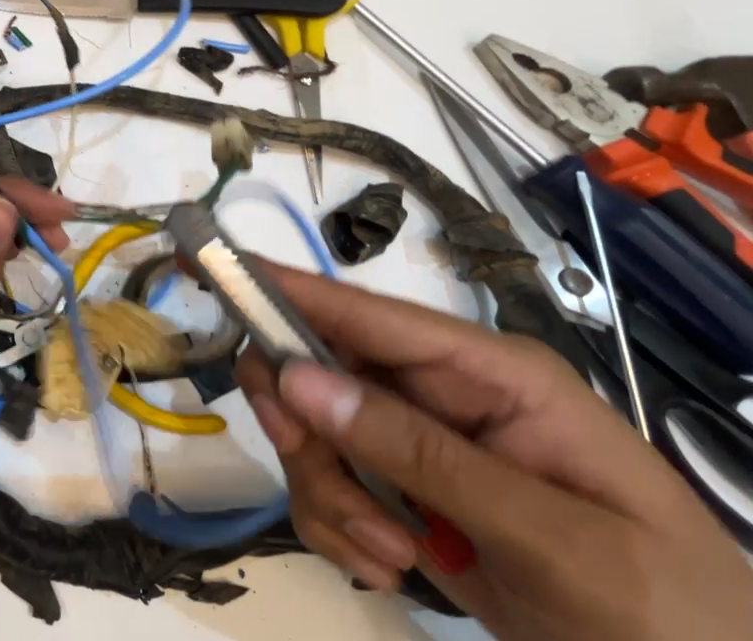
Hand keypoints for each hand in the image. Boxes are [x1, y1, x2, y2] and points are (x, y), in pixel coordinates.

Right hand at [236, 263, 752, 640]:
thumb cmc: (666, 612)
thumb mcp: (551, 536)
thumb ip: (420, 453)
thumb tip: (294, 378)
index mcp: (488, 373)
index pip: (361, 313)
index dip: (277, 285)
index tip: (202, 264)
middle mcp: (440, 392)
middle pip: (312, 374)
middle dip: (304, 430)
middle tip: (307, 461)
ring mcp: (416, 441)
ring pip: (308, 436)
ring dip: (330, 497)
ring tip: (392, 554)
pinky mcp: (399, 489)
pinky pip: (322, 486)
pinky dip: (337, 529)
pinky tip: (391, 565)